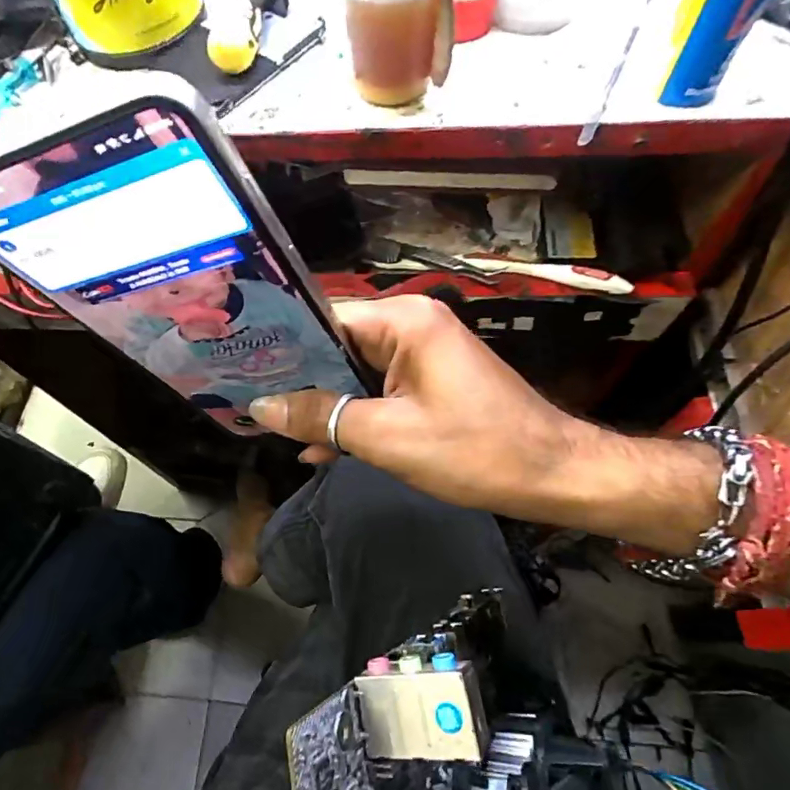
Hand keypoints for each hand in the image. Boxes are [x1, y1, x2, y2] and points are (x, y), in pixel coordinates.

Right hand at [247, 295, 720, 551]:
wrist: (552, 472)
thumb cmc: (475, 450)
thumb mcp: (388, 437)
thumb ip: (321, 418)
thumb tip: (261, 406)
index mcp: (405, 321)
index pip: (324, 318)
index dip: (280, 344)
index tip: (238, 366)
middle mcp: (414, 324)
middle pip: (338, 342)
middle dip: (296, 376)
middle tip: (242, 400)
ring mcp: (426, 352)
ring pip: (356, 369)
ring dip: (322, 401)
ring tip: (267, 425)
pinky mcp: (433, 379)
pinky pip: (380, 387)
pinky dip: (354, 412)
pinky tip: (318, 447)